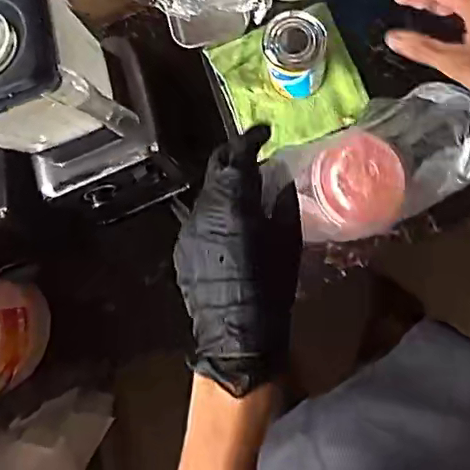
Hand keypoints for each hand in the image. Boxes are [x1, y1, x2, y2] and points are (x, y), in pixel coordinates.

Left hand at [174, 125, 301, 396]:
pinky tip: (232, 224)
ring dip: (227, 184)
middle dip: (235, 156)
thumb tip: (279, 176)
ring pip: (208, 191)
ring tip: (247, 192)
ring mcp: (189, 228)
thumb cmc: (271, 285)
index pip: (238, 154)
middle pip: (217, 166)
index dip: (251, 138)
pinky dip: (217, 209)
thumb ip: (282, 199)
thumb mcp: (287, 237)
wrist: (237, 337)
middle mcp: (205, 208)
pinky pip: (201, 216)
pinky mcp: (182, 247)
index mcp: (234, 201)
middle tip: (255, 157)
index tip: (265, 132)